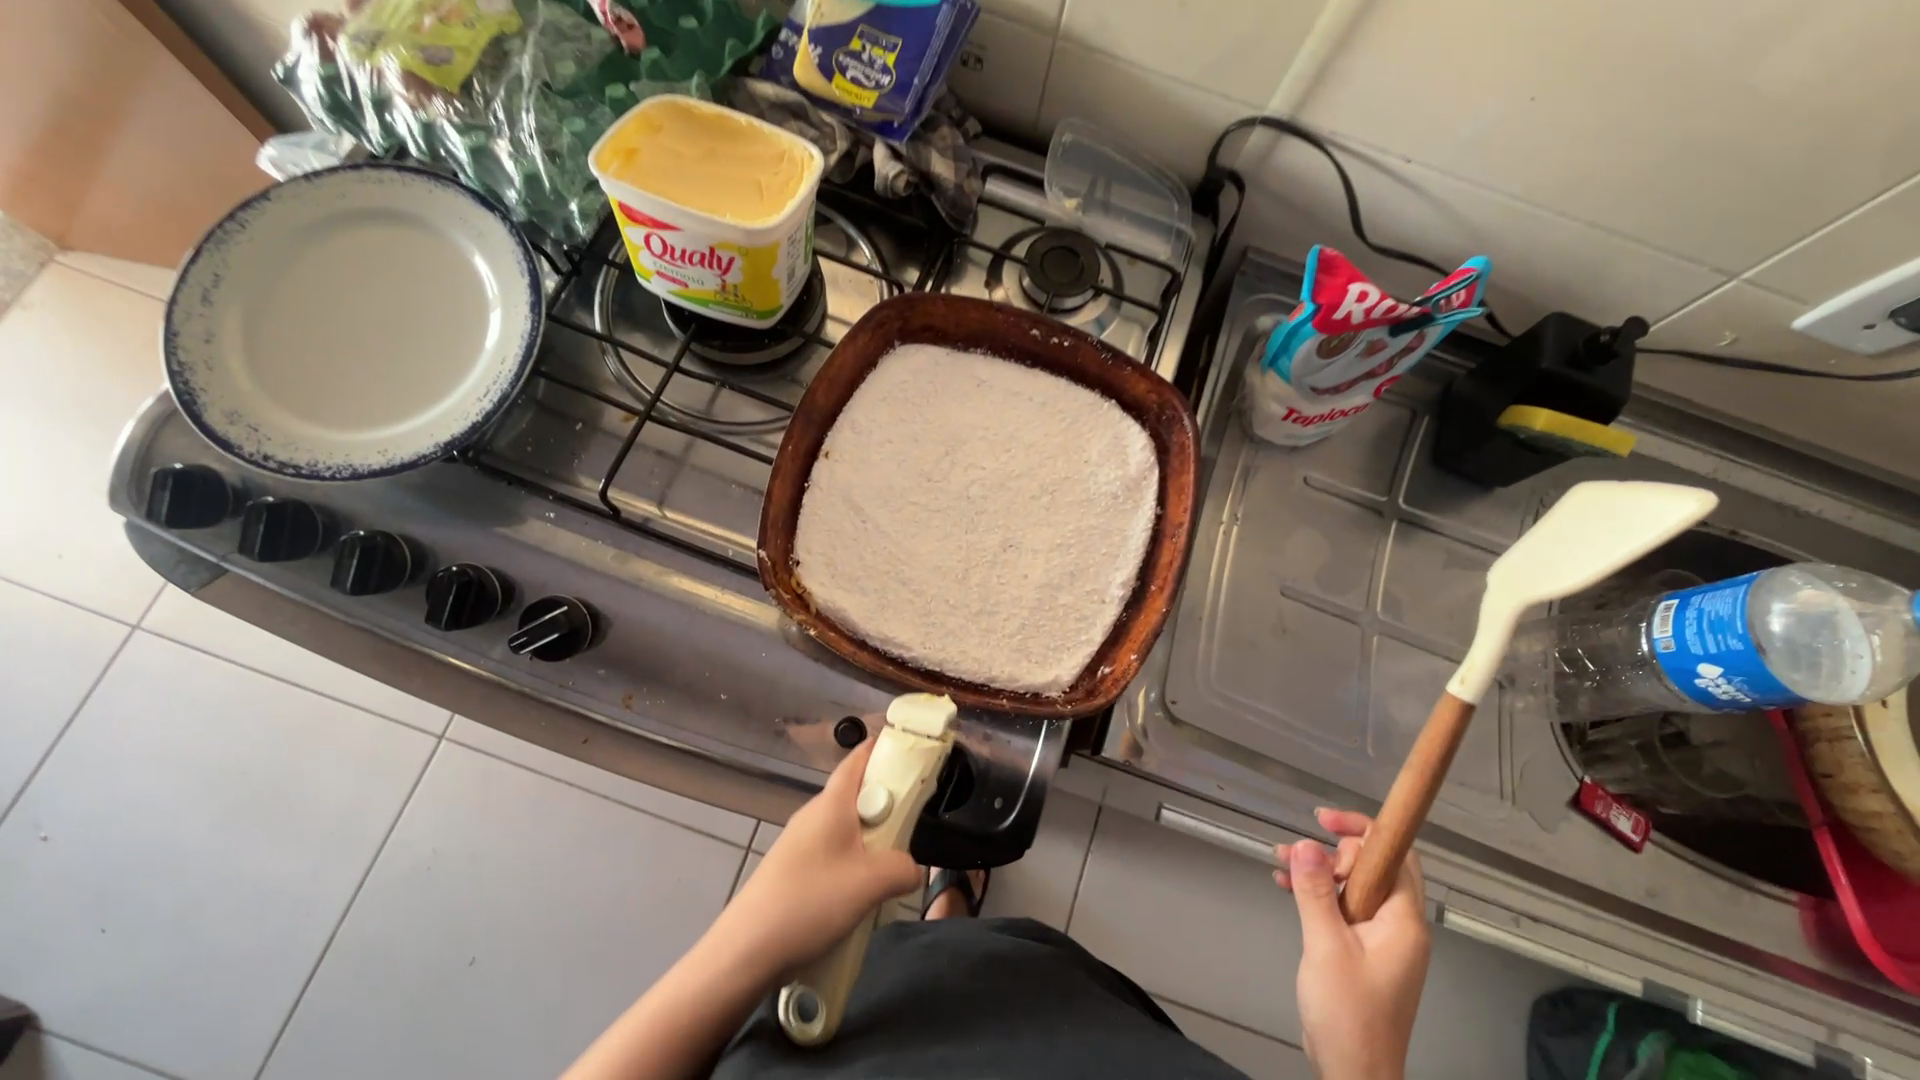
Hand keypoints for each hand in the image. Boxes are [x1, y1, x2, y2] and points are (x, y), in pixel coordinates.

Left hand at [711, 738, 921, 979]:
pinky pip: (834, 855)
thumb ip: (904, 868)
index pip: (858, 759)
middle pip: (857, 795)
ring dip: (873, 841)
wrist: (747, 951)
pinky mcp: (794, 871)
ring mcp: (801, 844)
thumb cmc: (810, 902)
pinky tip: (864, 895)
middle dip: (888, 804)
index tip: (913, 754)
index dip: (884, 750)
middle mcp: (814, 815)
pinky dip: (855, 865)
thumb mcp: (871, 883)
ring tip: (896, 866)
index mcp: (831, 804)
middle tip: (918, 822)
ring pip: (847, 829)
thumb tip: (911, 869)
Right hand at [1274, 808, 1430, 1079]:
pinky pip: (1343, 908)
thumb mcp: (1325, 947)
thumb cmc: (1348, 1013)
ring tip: (1280, 864)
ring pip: (1353, 886)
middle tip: (1297, 855)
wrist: (1355, 1075)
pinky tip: (1286, 887)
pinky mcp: (1363, 953)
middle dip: (1333, 850)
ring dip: (1318, 871)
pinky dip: (1317, 894)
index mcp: (1403, 921)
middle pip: (1373, 866)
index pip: (1395, 854)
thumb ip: (1315, 893)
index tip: (1323, 820)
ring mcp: (1382, 940)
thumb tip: (1309, 843)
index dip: (1362, 827)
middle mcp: (1399, 925)